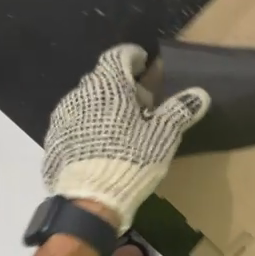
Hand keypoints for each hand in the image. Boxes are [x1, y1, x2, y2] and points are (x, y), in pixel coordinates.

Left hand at [43, 44, 208, 232]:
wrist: (89, 199)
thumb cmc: (130, 159)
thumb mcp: (162, 136)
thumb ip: (179, 111)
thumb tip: (200, 94)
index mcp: (108, 85)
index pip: (118, 56)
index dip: (132, 56)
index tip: (142, 62)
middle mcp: (81, 94)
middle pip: (103, 80)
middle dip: (121, 87)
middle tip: (139, 104)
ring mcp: (63, 117)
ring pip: (86, 102)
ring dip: (103, 108)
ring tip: (119, 128)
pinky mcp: (54, 140)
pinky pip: (74, 125)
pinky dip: (87, 128)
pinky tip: (99, 147)